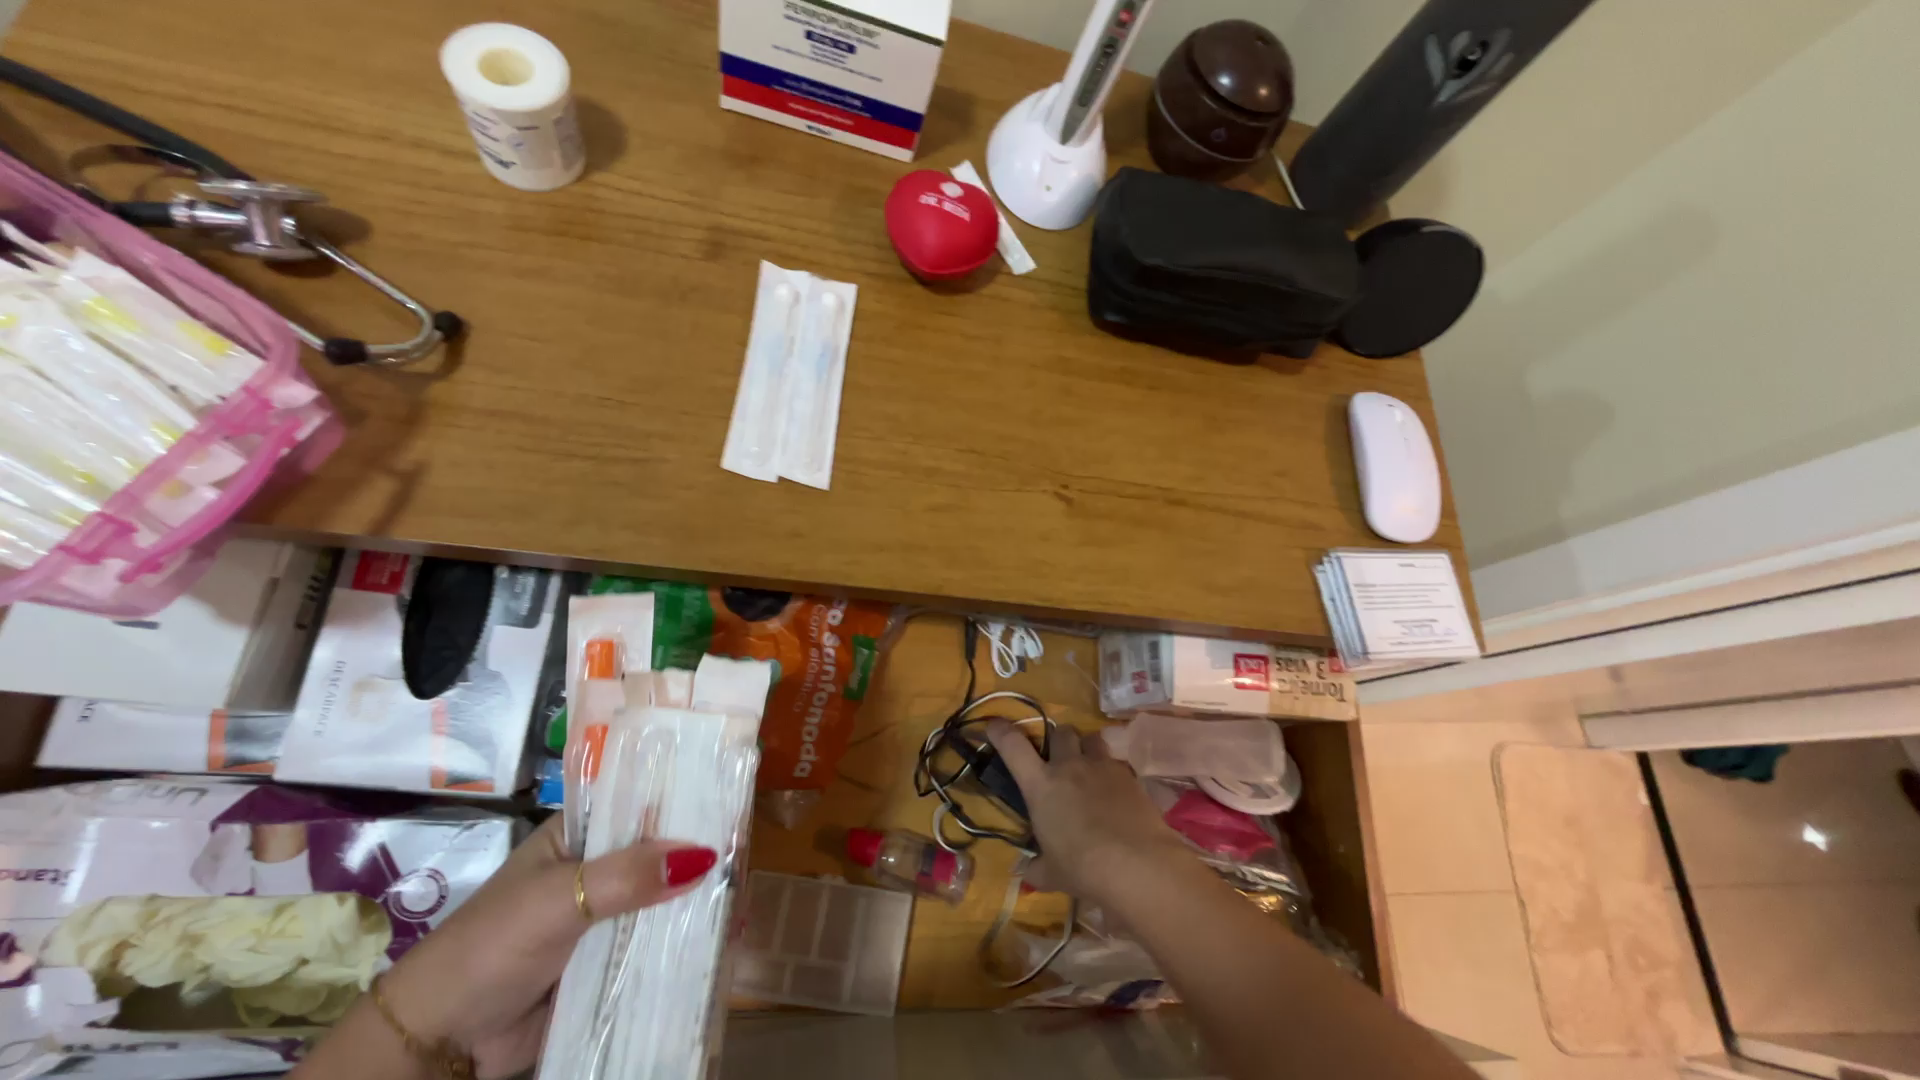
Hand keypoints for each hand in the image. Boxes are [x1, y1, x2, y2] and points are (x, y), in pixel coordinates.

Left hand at [371, 816, 718, 1078]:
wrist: (442, 1039)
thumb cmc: (492, 947)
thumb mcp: (559, 899)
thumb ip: (627, 876)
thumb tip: (705, 856)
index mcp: (577, 838)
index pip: (640, 806)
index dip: (686, 803)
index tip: (736, 805)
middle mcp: (595, 873)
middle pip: (658, 858)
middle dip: (701, 861)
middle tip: (751, 864)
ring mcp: (603, 921)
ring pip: (661, 905)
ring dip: (697, 907)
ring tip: (747, 907)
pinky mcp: (607, 966)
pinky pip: (654, 950)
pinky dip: (684, 949)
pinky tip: (722, 948)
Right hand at [986, 721, 1191, 905]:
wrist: (1137, 864)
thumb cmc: (1083, 868)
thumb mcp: (1050, 874)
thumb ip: (1035, 867)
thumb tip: (1025, 871)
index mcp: (1040, 785)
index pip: (1013, 746)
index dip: (1001, 731)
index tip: (994, 725)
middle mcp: (1069, 767)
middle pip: (1060, 731)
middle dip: (1057, 739)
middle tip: (1058, 758)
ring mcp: (1102, 767)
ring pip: (1091, 738)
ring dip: (1086, 747)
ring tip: (1088, 766)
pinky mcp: (1130, 776)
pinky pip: (1116, 762)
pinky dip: (1112, 771)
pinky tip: (1115, 792)